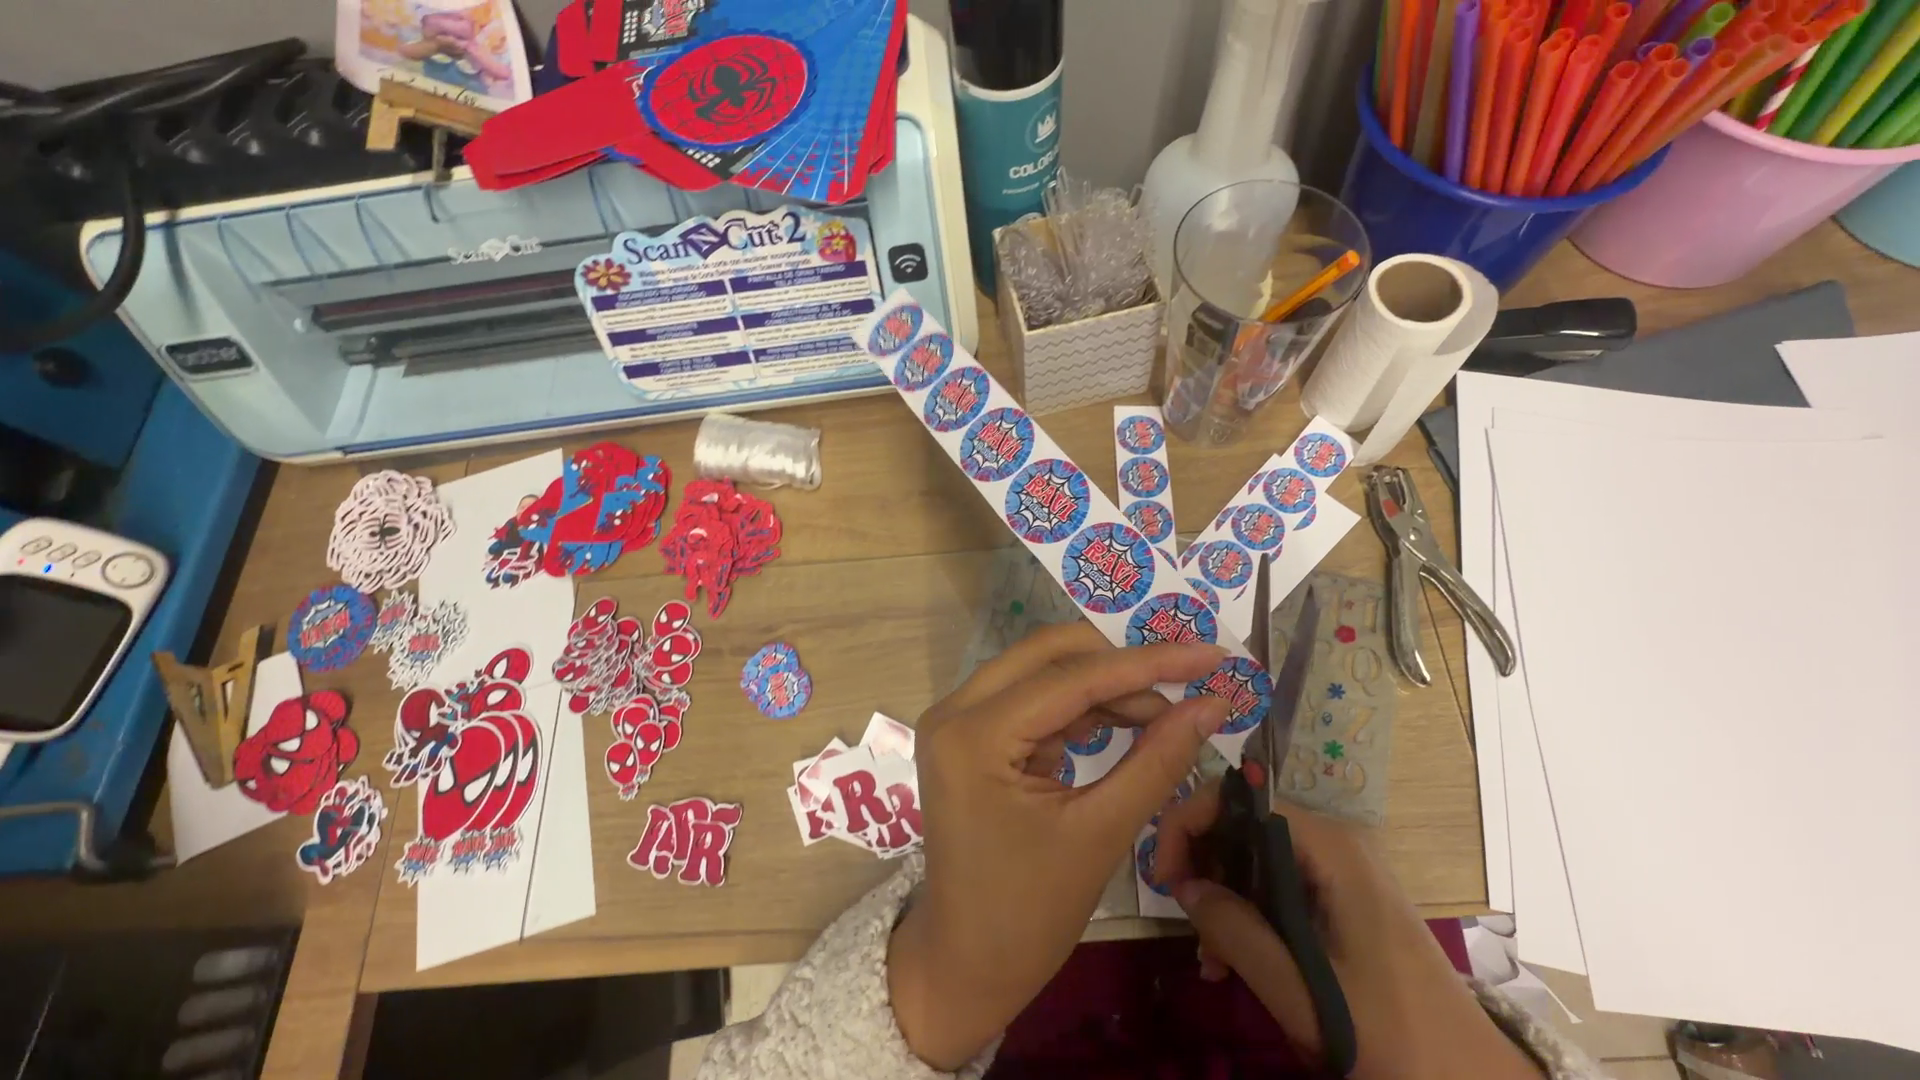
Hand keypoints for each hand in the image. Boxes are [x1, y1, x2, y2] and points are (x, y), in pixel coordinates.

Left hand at [887, 623, 1231, 1069]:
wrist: (967, 963)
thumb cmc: (1028, 911)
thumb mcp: (1101, 832)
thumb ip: (1158, 760)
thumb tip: (1213, 705)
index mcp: (974, 734)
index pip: (1073, 678)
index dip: (1148, 663)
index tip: (1210, 654)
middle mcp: (955, 711)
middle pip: (1050, 656)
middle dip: (1123, 664)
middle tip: (1188, 679)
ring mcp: (958, 722)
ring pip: (1043, 673)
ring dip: (1105, 686)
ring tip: (1166, 713)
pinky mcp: (971, 737)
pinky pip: (1034, 701)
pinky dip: (1082, 708)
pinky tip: (1127, 723)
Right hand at [1155, 791, 1545, 1079]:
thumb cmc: (1393, 1034)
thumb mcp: (1302, 990)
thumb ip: (1236, 933)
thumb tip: (1183, 887)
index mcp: (1331, 847)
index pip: (1240, 797)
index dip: (1190, 823)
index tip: (1165, 879)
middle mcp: (1335, 843)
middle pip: (1243, 824)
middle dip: (1204, 869)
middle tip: (1188, 928)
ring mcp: (1341, 871)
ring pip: (1255, 858)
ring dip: (1222, 900)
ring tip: (1211, 962)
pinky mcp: (1342, 899)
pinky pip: (1278, 887)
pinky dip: (1248, 915)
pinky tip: (1234, 963)